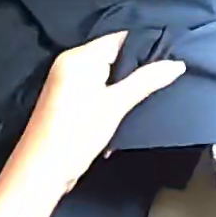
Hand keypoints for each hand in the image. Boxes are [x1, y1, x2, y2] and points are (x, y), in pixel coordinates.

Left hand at [13, 32, 184, 191]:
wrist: (37, 178)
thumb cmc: (75, 135)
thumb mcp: (116, 105)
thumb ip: (148, 80)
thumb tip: (178, 64)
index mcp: (78, 57)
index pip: (121, 38)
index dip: (146, 44)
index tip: (171, 51)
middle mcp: (70, 63)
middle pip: (114, 54)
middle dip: (138, 64)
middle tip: (166, 69)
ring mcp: (66, 81)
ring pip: (107, 71)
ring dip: (126, 80)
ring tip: (153, 84)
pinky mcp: (66, 98)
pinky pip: (97, 83)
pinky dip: (112, 90)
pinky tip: (129, 101)